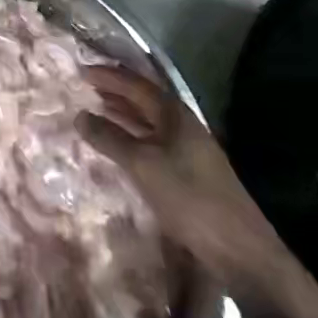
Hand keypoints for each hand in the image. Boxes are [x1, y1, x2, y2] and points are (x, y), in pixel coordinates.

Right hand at [80, 66, 317, 317]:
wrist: (238, 248)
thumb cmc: (188, 196)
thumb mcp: (142, 164)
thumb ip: (109, 138)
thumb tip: (79, 115)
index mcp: (173, 113)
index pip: (135, 83)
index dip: (107, 75)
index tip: (80, 70)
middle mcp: (181, 123)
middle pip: (143, 98)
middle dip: (114, 90)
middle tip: (85, 86)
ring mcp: (188, 147)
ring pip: (148, 120)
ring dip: (122, 113)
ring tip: (96, 108)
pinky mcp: (188, 169)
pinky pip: (152, 140)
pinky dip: (132, 135)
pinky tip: (119, 143)